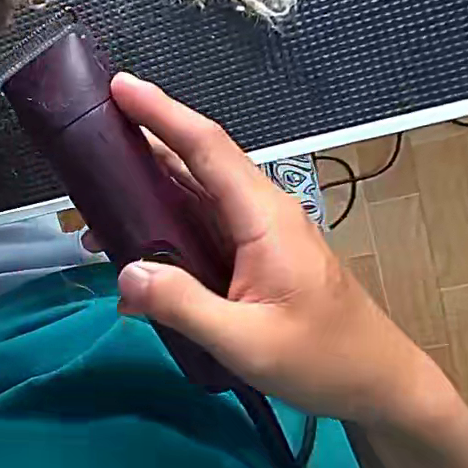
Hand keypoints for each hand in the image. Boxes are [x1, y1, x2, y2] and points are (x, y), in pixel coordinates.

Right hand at [104, 73, 459, 426]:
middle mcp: (259, 211)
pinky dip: (162, 225)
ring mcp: (255, 231)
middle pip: (195, 161)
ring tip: (98, 198)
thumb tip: (125, 273)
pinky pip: (199, 224)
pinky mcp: (250, 252)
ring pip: (193, 192)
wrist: (377, 381)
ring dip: (147, 187)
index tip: (120, 87)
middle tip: (91, 139)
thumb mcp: (246, 341)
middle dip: (143, 142)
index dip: (162, 112)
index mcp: (263, 217)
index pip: (207, 147)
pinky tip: (132, 246)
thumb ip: (183, 306)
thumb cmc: (323, 359)